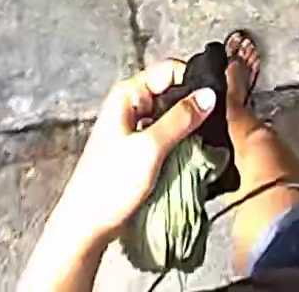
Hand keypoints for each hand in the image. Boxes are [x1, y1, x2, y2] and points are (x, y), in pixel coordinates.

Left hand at [46, 60, 217, 247]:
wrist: (84, 228)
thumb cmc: (110, 185)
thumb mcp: (150, 148)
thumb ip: (180, 119)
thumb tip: (209, 94)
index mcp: (128, 93)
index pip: (169, 70)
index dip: (192, 80)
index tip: (214, 99)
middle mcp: (130, 102)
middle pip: (170, 90)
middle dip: (192, 104)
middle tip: (214, 122)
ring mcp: (132, 125)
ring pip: (168, 113)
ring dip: (186, 124)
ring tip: (207, 139)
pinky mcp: (136, 146)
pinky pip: (164, 133)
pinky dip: (178, 139)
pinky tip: (191, 153)